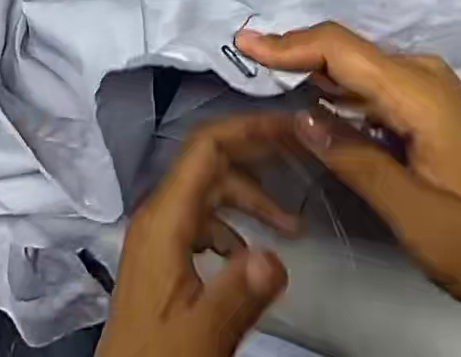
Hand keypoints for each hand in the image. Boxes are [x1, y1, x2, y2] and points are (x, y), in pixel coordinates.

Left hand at [98, 113, 302, 356]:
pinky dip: (234, 225)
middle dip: (256, 158)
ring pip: (210, 193)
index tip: (286, 126)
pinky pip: (203, 220)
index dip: (245, 129)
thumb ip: (239, 293)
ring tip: (292, 227)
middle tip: (301, 157)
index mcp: (164, 218)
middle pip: (211, 165)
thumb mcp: (202, 333)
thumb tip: (277, 257)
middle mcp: (159, 214)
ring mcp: (160, 232)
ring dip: (250, 201)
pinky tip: (254, 252)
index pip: (204, 148)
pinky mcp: (164, 254)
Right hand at [235, 23, 460, 325]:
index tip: (243, 44)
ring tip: (266, 74)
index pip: (338, 49)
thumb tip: (301, 118)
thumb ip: (355, 160)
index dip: (287, 43)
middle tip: (245, 60)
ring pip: (355, 64)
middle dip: (291, 51)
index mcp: (418, 94)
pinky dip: (335, 86)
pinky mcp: (430, 105)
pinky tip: (313, 100)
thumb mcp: (417, 216)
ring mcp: (428, 88)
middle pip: (343, 48)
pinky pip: (371, 83)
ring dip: (310, 66)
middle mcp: (422, 75)